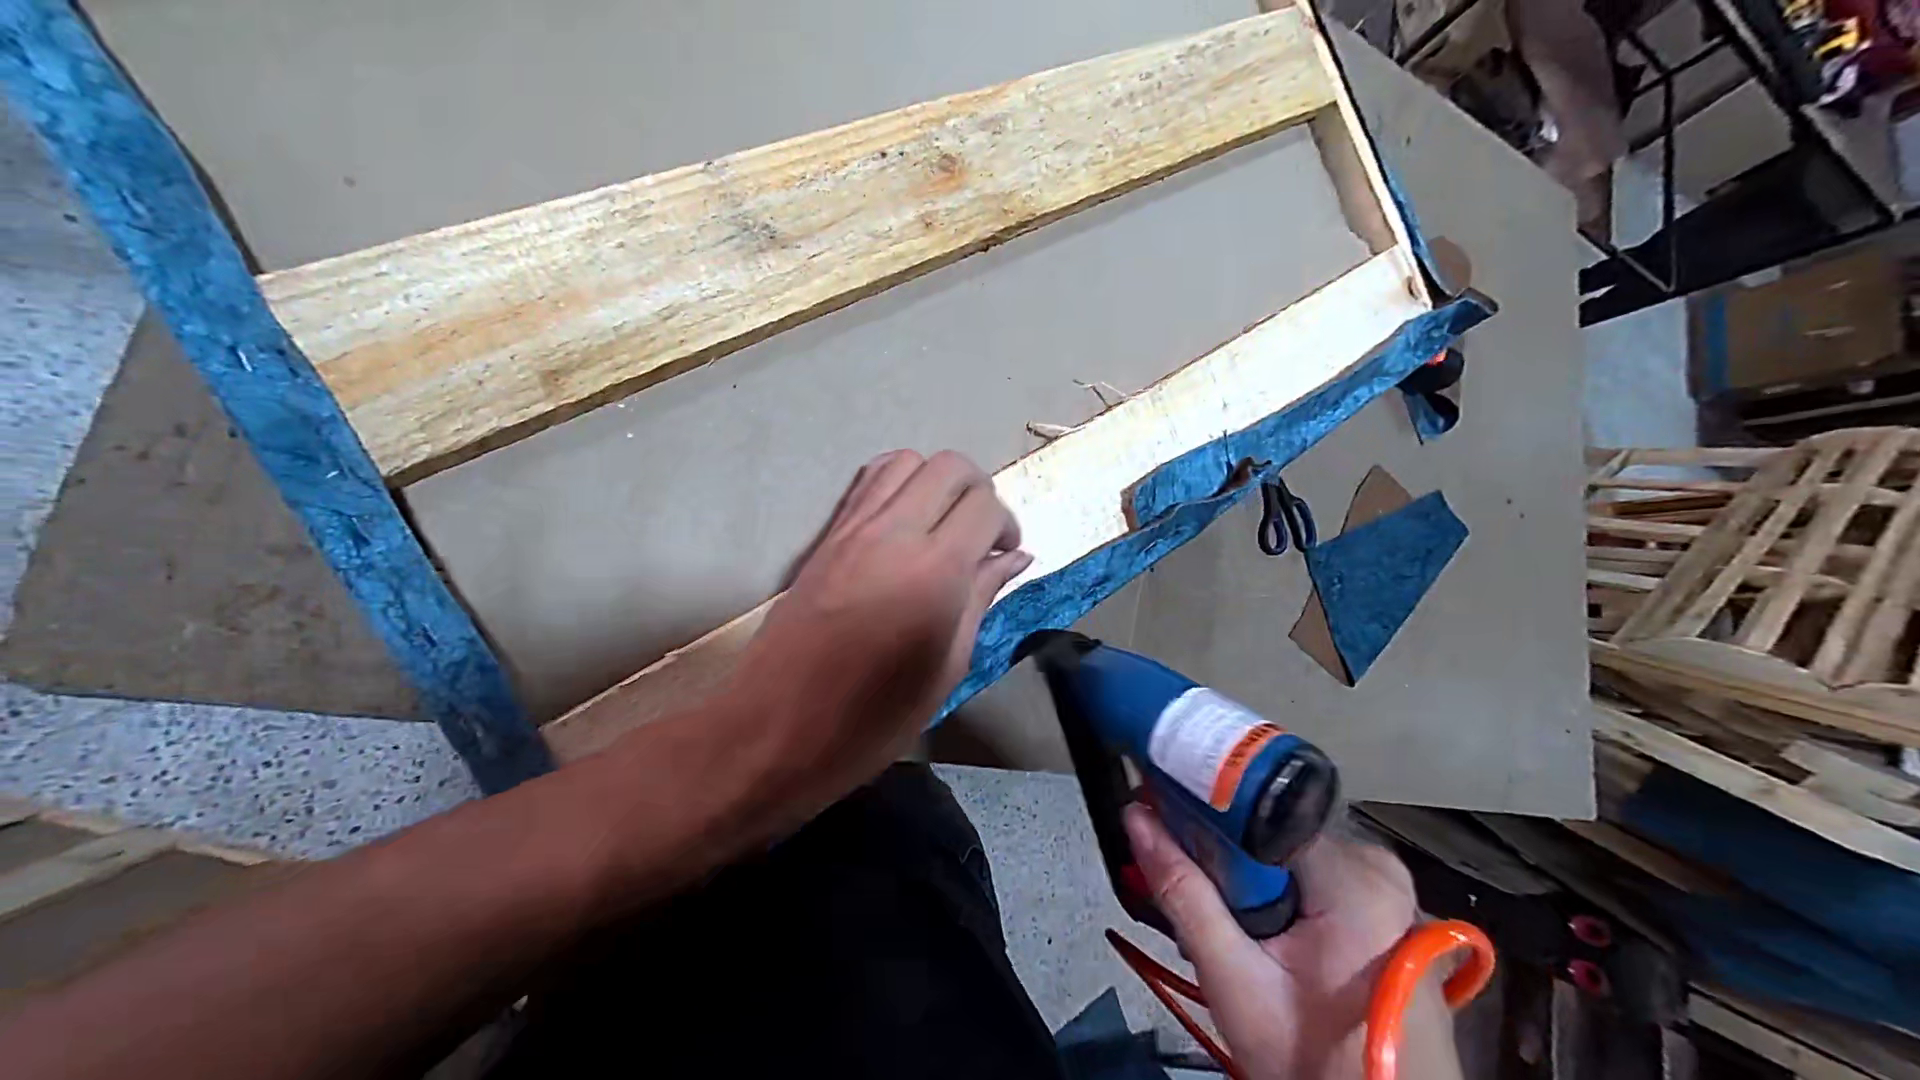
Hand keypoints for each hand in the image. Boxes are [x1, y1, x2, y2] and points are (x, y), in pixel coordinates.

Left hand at [734, 450, 1030, 800]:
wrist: (775, 728)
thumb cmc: (872, 719)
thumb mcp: (946, 668)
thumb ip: (981, 598)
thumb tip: (1012, 558)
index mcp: (934, 571)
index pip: (985, 506)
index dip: (1007, 526)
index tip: (1005, 557)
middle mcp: (893, 533)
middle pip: (950, 467)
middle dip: (979, 491)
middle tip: (982, 536)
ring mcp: (852, 528)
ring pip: (907, 461)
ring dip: (937, 483)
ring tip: (943, 527)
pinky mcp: (825, 537)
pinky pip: (869, 482)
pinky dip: (899, 485)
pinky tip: (905, 526)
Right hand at [1123, 804, 1457, 1079]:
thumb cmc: (1316, 1064)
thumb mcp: (1235, 983)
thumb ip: (1183, 893)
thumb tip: (1136, 817)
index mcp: (1356, 874)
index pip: (1257, 808)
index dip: (1200, 808)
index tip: (1154, 813)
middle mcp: (1378, 865)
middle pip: (1269, 827)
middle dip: (1219, 851)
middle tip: (1183, 883)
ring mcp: (1386, 887)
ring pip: (1284, 848)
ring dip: (1242, 872)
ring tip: (1217, 916)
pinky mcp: (1383, 909)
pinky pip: (1309, 872)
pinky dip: (1273, 888)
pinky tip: (1254, 928)